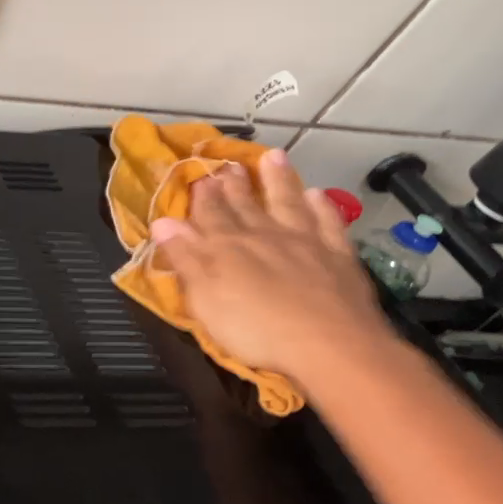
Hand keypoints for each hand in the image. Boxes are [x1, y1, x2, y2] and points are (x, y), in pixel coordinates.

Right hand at [148, 149, 402, 390]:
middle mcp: (263, 236)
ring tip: (273, 156)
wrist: (330, 347)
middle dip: (234, 183)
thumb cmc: (254, 328)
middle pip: (245, 204)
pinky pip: (329, 223)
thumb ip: (184, 257)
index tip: (198, 174)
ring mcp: (304, 243)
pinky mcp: (339, 257)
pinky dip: (322, 206)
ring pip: (288, 202)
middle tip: (228, 163)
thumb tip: (163, 222)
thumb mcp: (203, 297)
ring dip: (278, 180)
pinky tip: (317, 195)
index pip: (209, 213)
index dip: (202, 194)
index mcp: (225, 247)